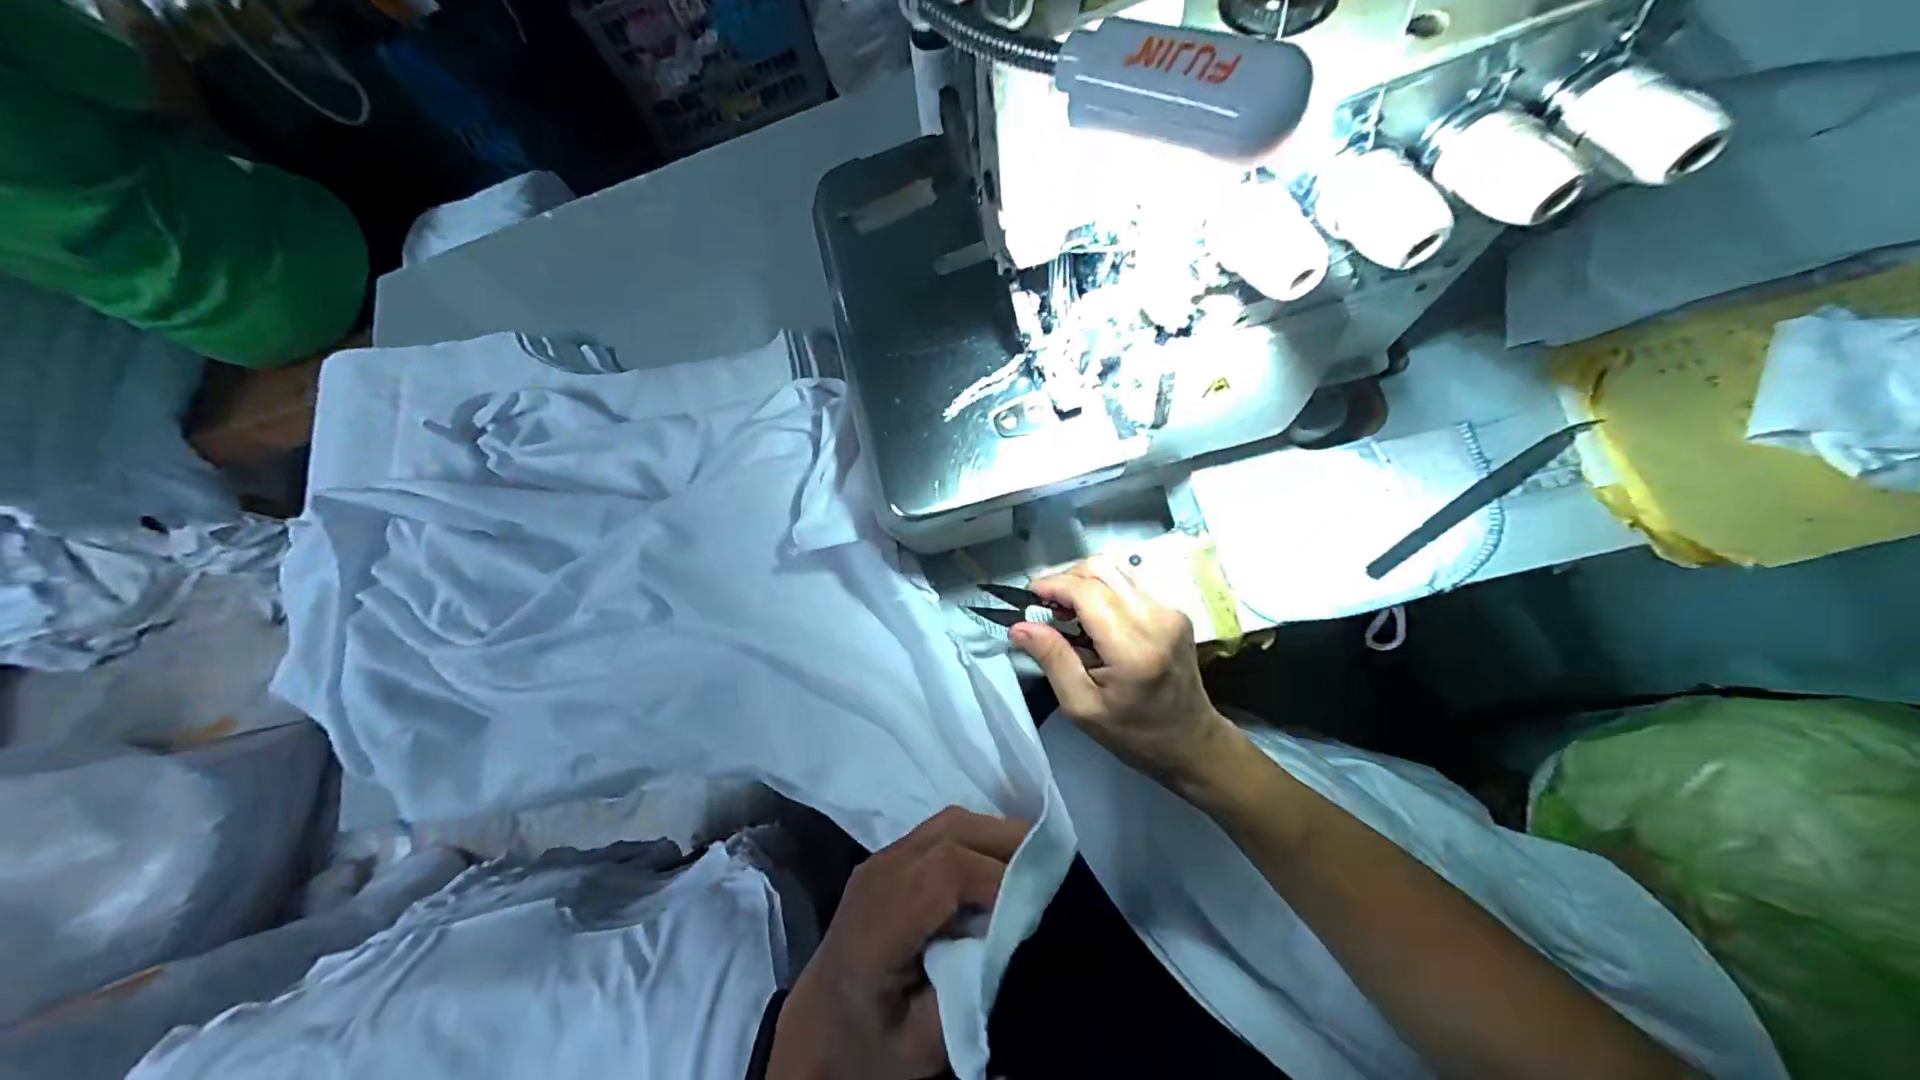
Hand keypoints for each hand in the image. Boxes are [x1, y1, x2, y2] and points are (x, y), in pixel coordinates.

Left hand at [767, 807, 1028, 1079]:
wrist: (817, 1028)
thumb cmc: (868, 1045)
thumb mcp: (923, 1044)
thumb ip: (968, 989)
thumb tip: (1014, 933)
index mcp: (876, 926)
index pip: (944, 873)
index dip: (998, 879)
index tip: (1032, 909)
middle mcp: (877, 876)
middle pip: (952, 832)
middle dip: (1008, 846)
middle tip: (1049, 877)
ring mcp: (881, 859)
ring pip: (950, 821)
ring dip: (996, 836)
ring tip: (1032, 867)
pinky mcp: (891, 855)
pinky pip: (943, 828)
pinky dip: (979, 837)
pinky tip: (998, 864)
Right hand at [1010, 561, 1239, 787]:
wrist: (1191, 741)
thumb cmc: (1133, 734)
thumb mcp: (1082, 706)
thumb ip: (1053, 659)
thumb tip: (1020, 626)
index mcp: (1134, 647)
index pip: (1086, 591)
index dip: (1052, 585)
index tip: (1028, 597)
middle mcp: (1156, 619)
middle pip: (1101, 570)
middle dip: (1065, 579)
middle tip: (1045, 606)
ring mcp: (1170, 611)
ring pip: (1115, 570)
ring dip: (1084, 582)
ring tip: (1066, 611)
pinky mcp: (1174, 611)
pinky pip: (1129, 584)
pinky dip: (1103, 590)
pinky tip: (1092, 616)